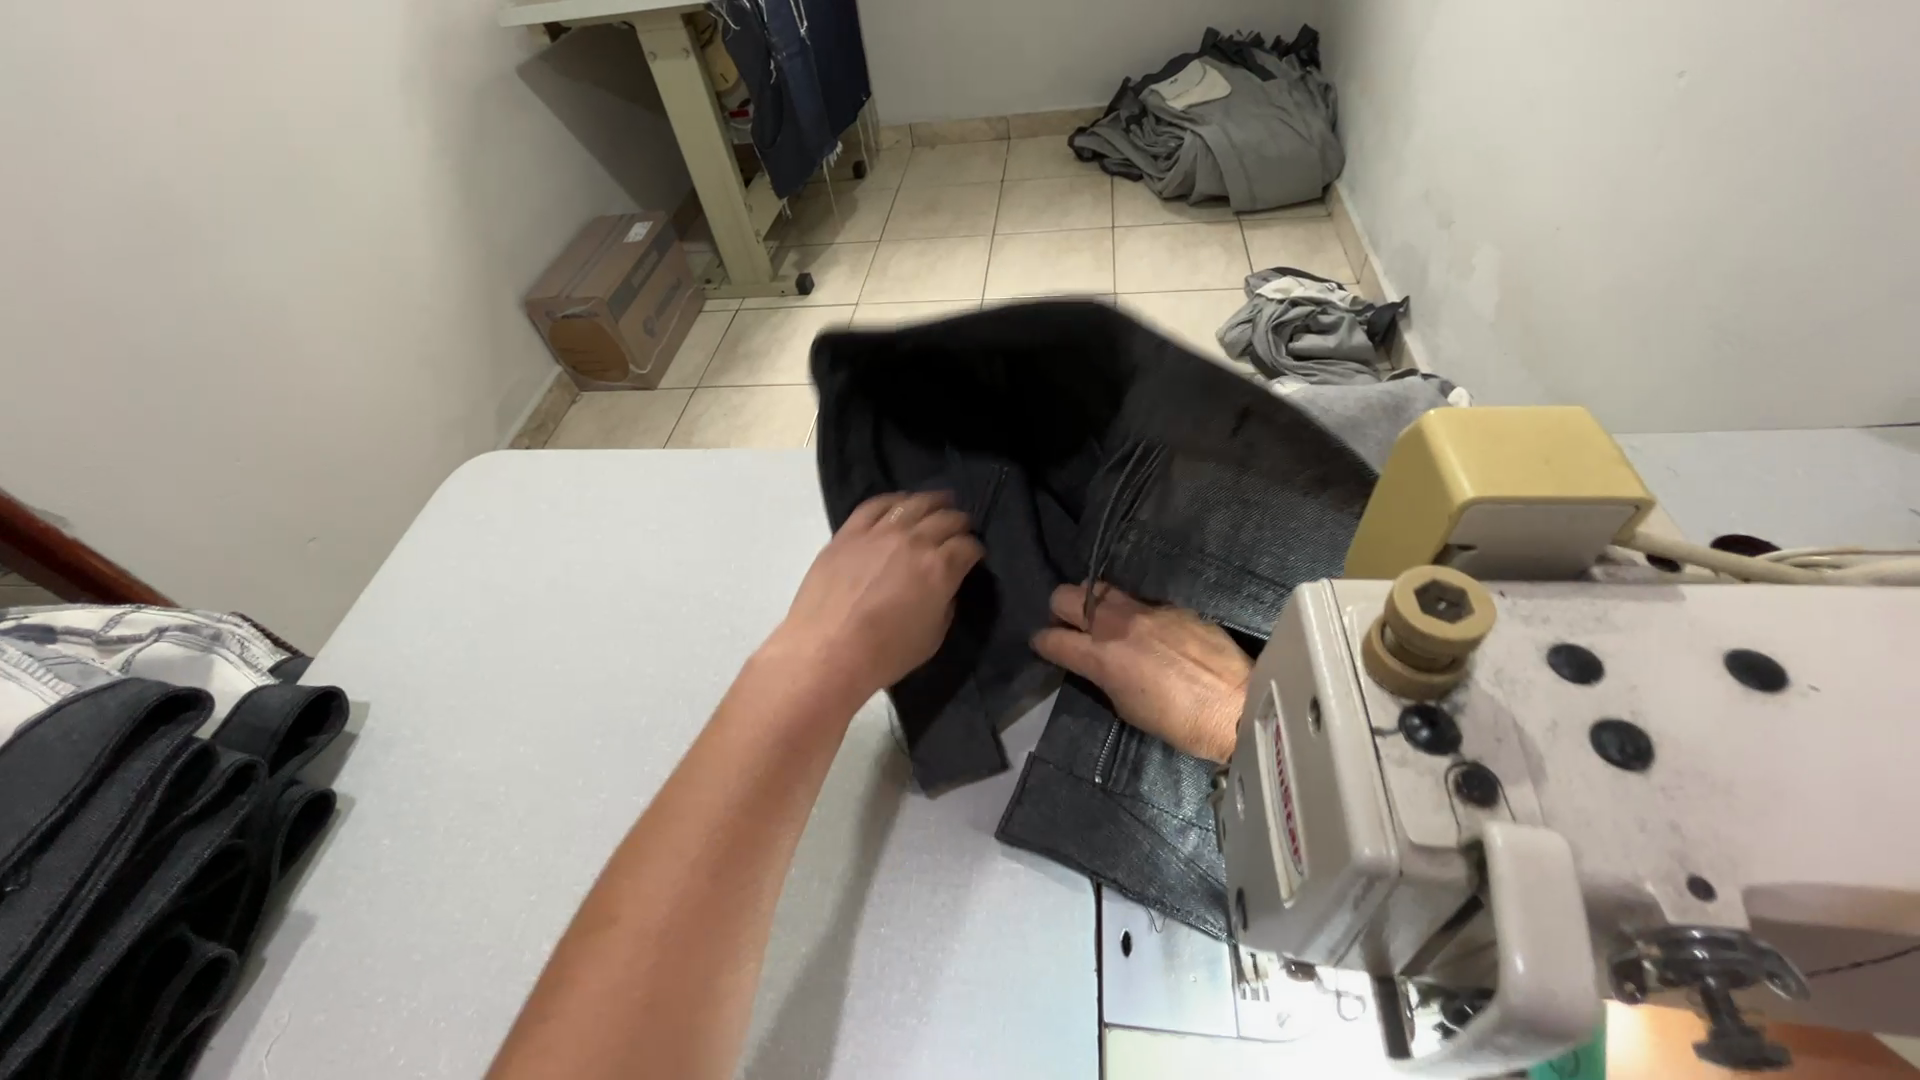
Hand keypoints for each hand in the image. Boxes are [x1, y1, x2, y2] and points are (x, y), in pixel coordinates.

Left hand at [771, 491, 984, 701]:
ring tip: (940, 503)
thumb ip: (945, 604)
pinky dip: (893, 500)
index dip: (975, 550)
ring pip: (914, 503)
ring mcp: (880, 532)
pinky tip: (900, 503)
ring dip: (933, 502)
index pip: (968, 546)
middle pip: (946, 518)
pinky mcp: (849, 532)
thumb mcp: (933, 636)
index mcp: (940, 568)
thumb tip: (945, 587)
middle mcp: (914, 541)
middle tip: (961, 529)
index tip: (973, 556)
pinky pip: (875, 505)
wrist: (827, 651)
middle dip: (960, 523)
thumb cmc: (885, 654)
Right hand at [1031, 584, 1249, 762]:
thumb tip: (1097, 664)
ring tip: (1102, 619)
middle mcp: (1117, 625)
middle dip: (1059, 610)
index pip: (1052, 638)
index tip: (1043, 644)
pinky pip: (1141, 601)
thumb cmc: (1179, 722)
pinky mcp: (1172, 606)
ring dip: (1093, 602)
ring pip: (1101, 589)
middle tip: (1069, 626)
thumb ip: (1104, 677)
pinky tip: (1148, 631)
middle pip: (1066, 596)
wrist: (1237, 705)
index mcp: (1102, 658)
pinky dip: (1134, 613)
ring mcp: (1146, 610)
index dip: (1042, 642)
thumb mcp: (1127, 708)